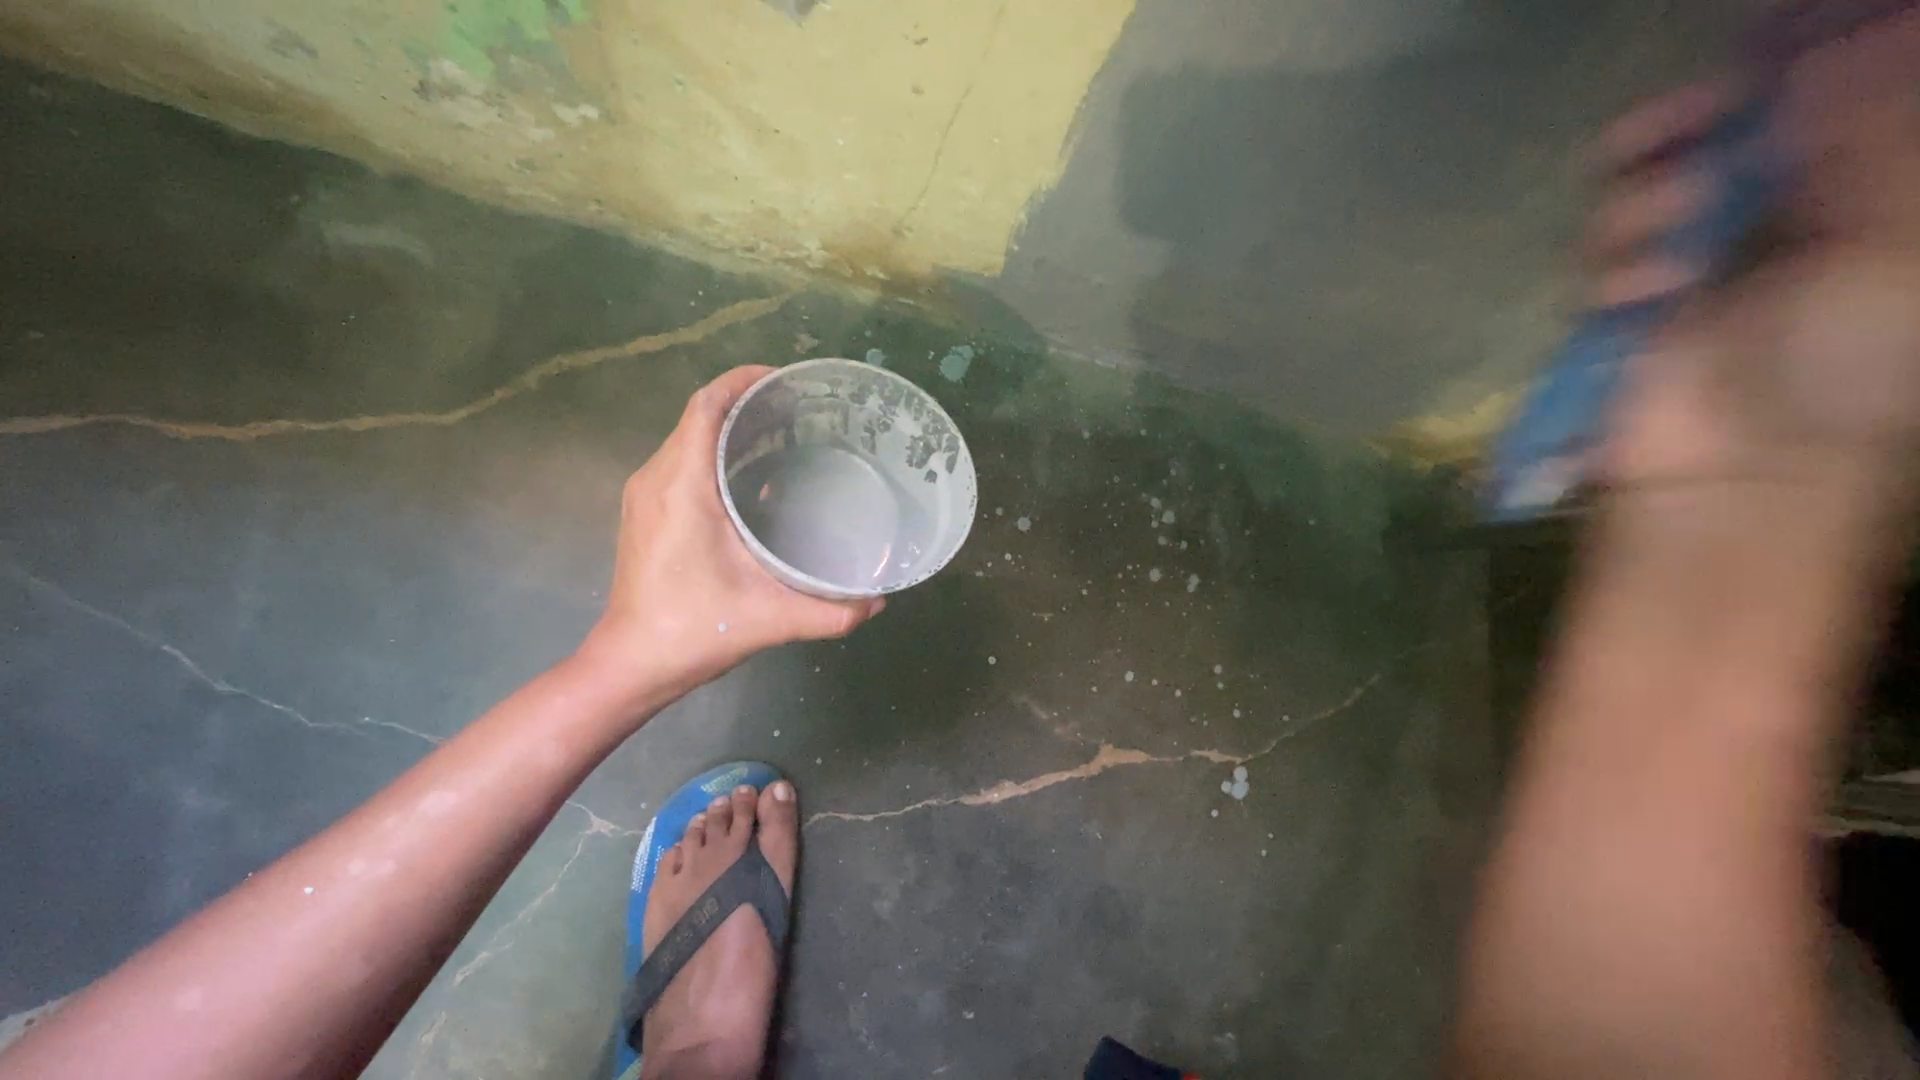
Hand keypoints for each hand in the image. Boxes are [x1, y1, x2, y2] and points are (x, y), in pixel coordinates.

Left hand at [579, 366, 883, 707]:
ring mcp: (645, 495)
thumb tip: (879, 601)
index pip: (706, 406)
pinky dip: (715, 455)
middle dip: (747, 404)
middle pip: (699, 416)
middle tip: (801, 414)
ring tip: (783, 439)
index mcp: (682, 487)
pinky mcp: (644, 512)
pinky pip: (680, 463)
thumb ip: (832, 611)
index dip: (743, 381)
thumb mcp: (772, 618)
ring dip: (730, 430)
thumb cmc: (694, 631)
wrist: (631, 663)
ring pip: (688, 439)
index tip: (786, 381)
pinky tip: (752, 483)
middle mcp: (657, 479)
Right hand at [1588, 22, 1919, 493]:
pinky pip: (1598, 252)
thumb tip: (1836, 46)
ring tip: (1666, 255)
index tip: (1755, 55)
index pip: (1813, 96)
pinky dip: (1608, 268)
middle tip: (1672, 130)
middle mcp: (1767, 209)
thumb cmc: (1838, 366)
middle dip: (1683, 126)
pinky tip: (1636, 298)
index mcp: (1856, 188)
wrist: (1736, 471)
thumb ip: (1870, 140)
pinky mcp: (1619, 300)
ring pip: (1639, 185)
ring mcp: (1685, 256)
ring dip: (1639, 210)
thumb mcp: (1888, 246)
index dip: (1782, 65)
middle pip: (1709, 129)